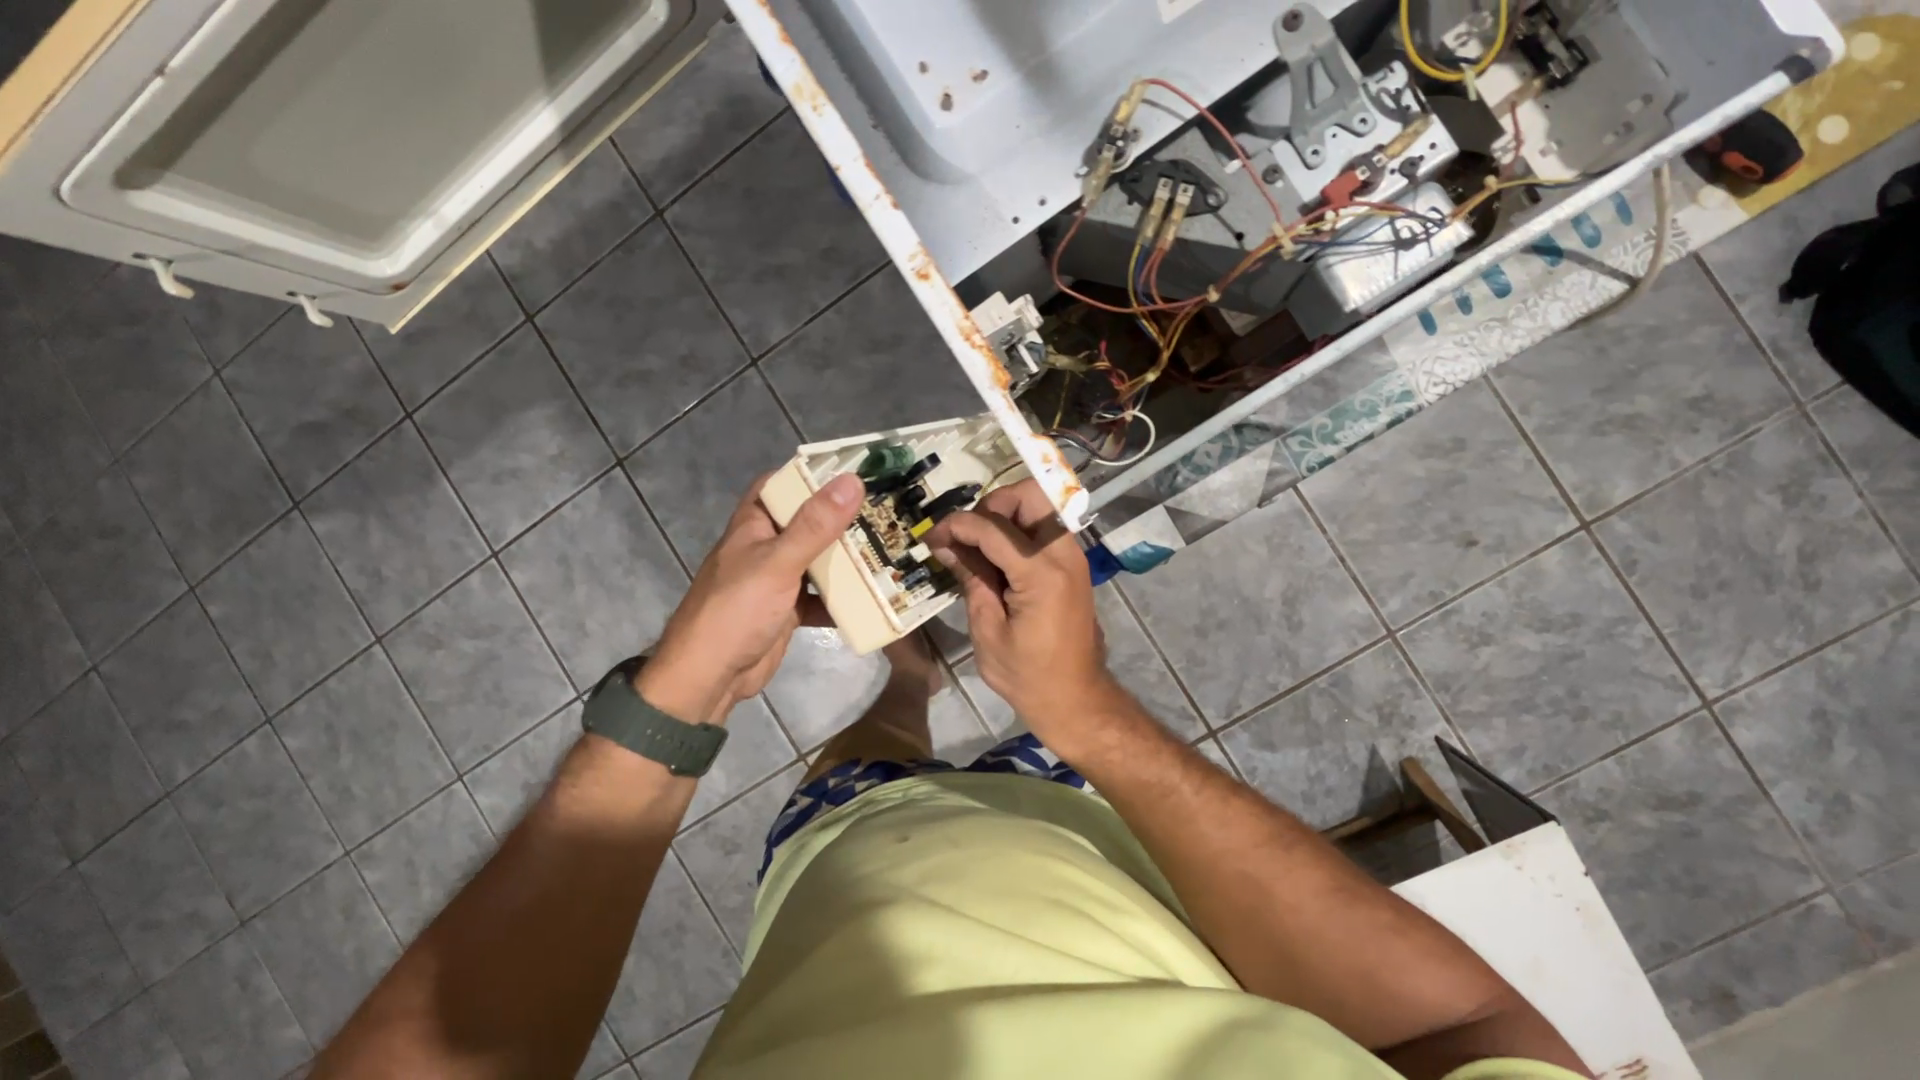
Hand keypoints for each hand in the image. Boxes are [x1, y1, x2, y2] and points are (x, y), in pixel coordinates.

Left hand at [636, 473, 863, 725]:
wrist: (709, 677)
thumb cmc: (736, 610)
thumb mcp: (778, 562)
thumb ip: (815, 525)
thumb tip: (852, 481)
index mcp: (754, 524)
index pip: (782, 484)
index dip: (813, 474)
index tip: (855, 470)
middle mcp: (765, 547)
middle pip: (808, 523)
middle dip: (843, 519)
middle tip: (888, 511)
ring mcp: (776, 581)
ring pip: (818, 561)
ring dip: (847, 560)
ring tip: (890, 548)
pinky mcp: (787, 611)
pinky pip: (820, 598)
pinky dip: (842, 600)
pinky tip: (872, 598)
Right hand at [925, 479, 1127, 755]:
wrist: (1075, 698)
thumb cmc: (1027, 674)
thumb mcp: (988, 630)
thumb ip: (971, 579)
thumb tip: (947, 545)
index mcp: (1042, 574)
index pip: (993, 528)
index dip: (957, 525)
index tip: (932, 535)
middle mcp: (1064, 554)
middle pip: (1031, 496)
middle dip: (993, 505)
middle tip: (967, 535)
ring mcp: (1074, 557)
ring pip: (1041, 507)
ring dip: (1007, 515)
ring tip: (977, 546)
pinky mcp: (1073, 565)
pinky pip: (1045, 529)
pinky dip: (1019, 530)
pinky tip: (995, 557)